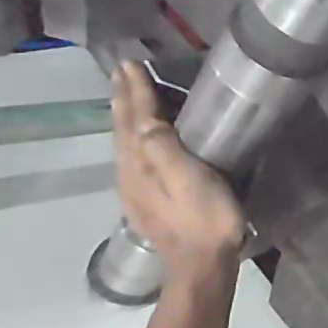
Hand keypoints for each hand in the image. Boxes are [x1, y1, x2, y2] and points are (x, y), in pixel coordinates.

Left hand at [109, 61, 244, 281]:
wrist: (201, 265)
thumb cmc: (205, 220)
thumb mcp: (191, 181)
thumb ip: (165, 149)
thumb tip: (145, 119)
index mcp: (140, 164)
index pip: (135, 117)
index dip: (135, 90)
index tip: (130, 63)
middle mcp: (130, 172)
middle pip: (123, 128)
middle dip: (123, 98)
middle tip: (121, 71)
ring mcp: (135, 189)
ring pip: (125, 142)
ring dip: (125, 116)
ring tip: (126, 96)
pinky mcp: (146, 201)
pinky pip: (133, 157)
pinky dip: (133, 136)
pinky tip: (139, 139)